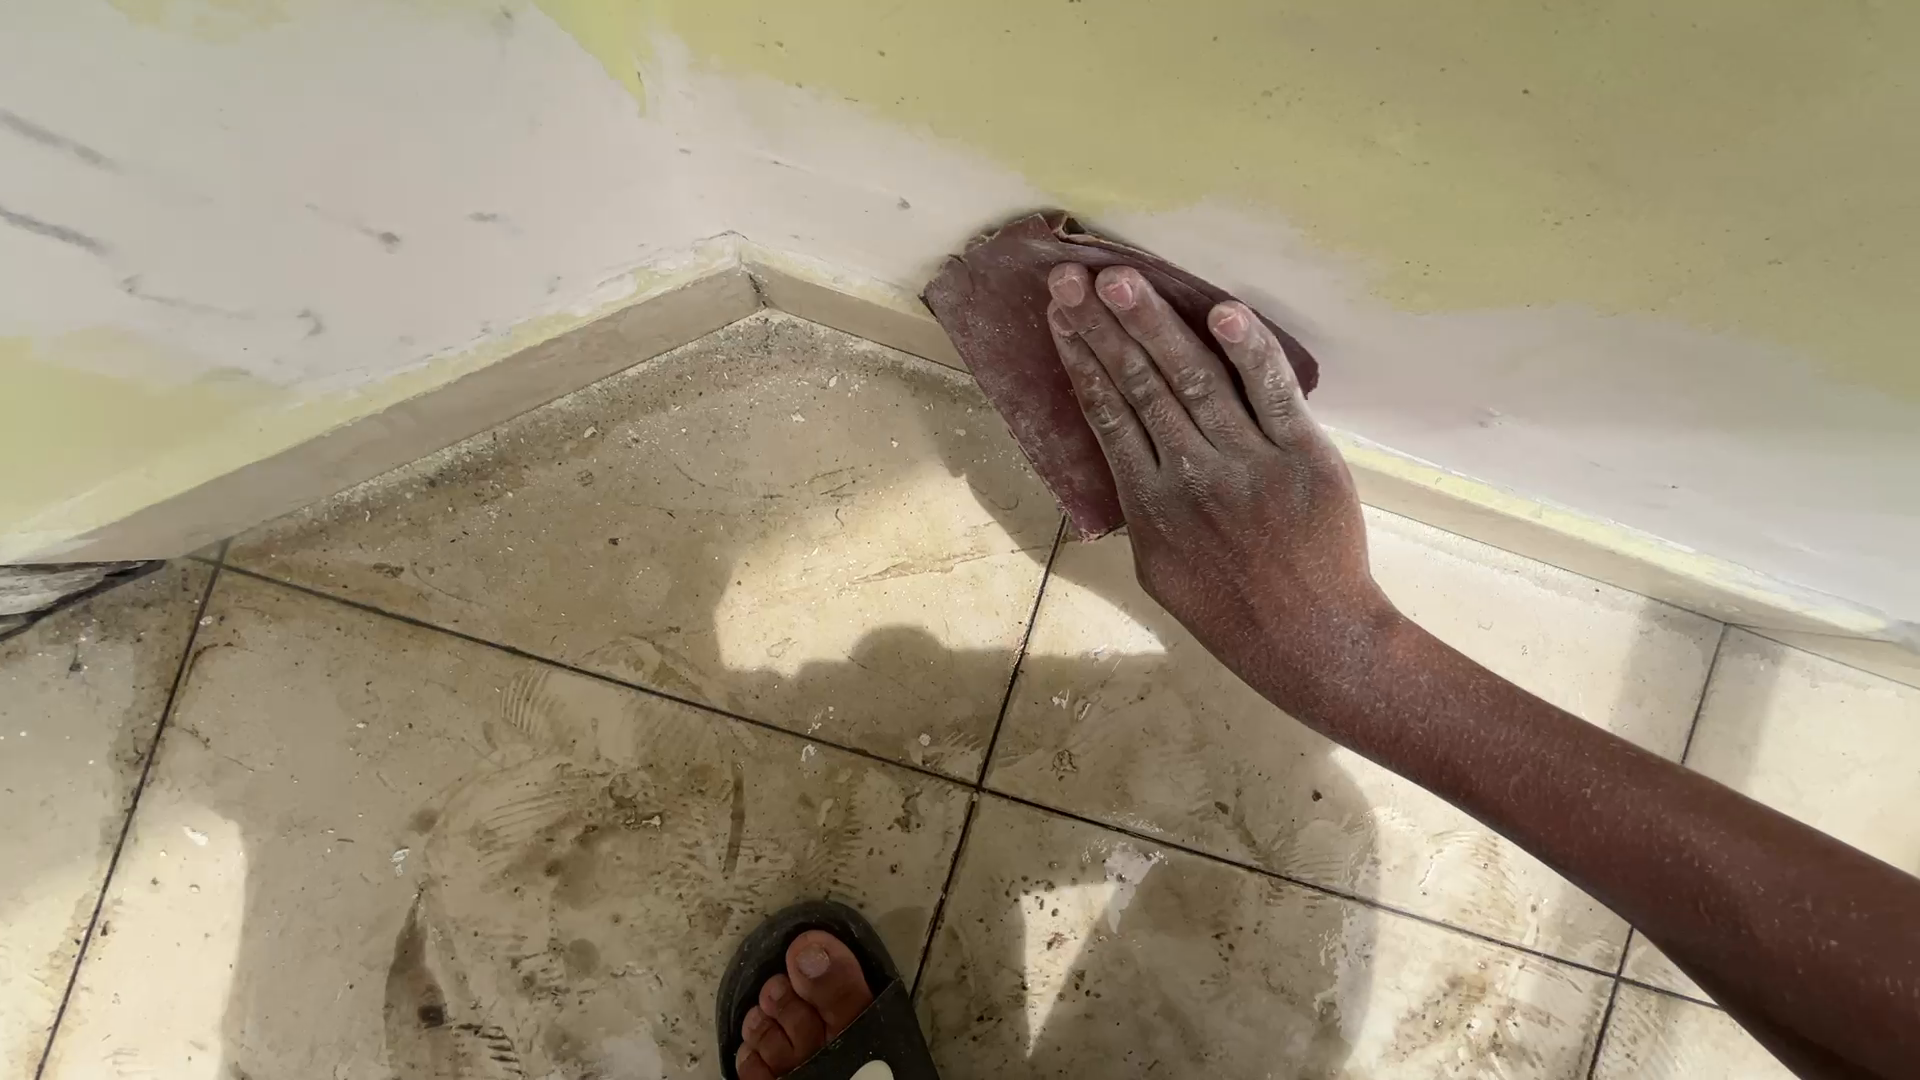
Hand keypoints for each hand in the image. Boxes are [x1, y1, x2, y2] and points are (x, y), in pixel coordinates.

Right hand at [1046, 263, 1401, 720]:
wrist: (1308, 637)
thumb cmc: (1225, 607)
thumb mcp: (1156, 567)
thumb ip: (1140, 509)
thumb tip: (1128, 460)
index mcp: (1147, 502)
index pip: (1105, 413)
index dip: (1080, 359)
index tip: (1059, 315)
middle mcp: (1187, 473)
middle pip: (1138, 385)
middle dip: (1102, 326)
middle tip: (1072, 277)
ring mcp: (1246, 461)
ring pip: (1192, 378)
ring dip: (1153, 324)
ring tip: (1122, 280)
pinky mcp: (1301, 454)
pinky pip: (1271, 393)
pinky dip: (1247, 351)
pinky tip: (1220, 311)